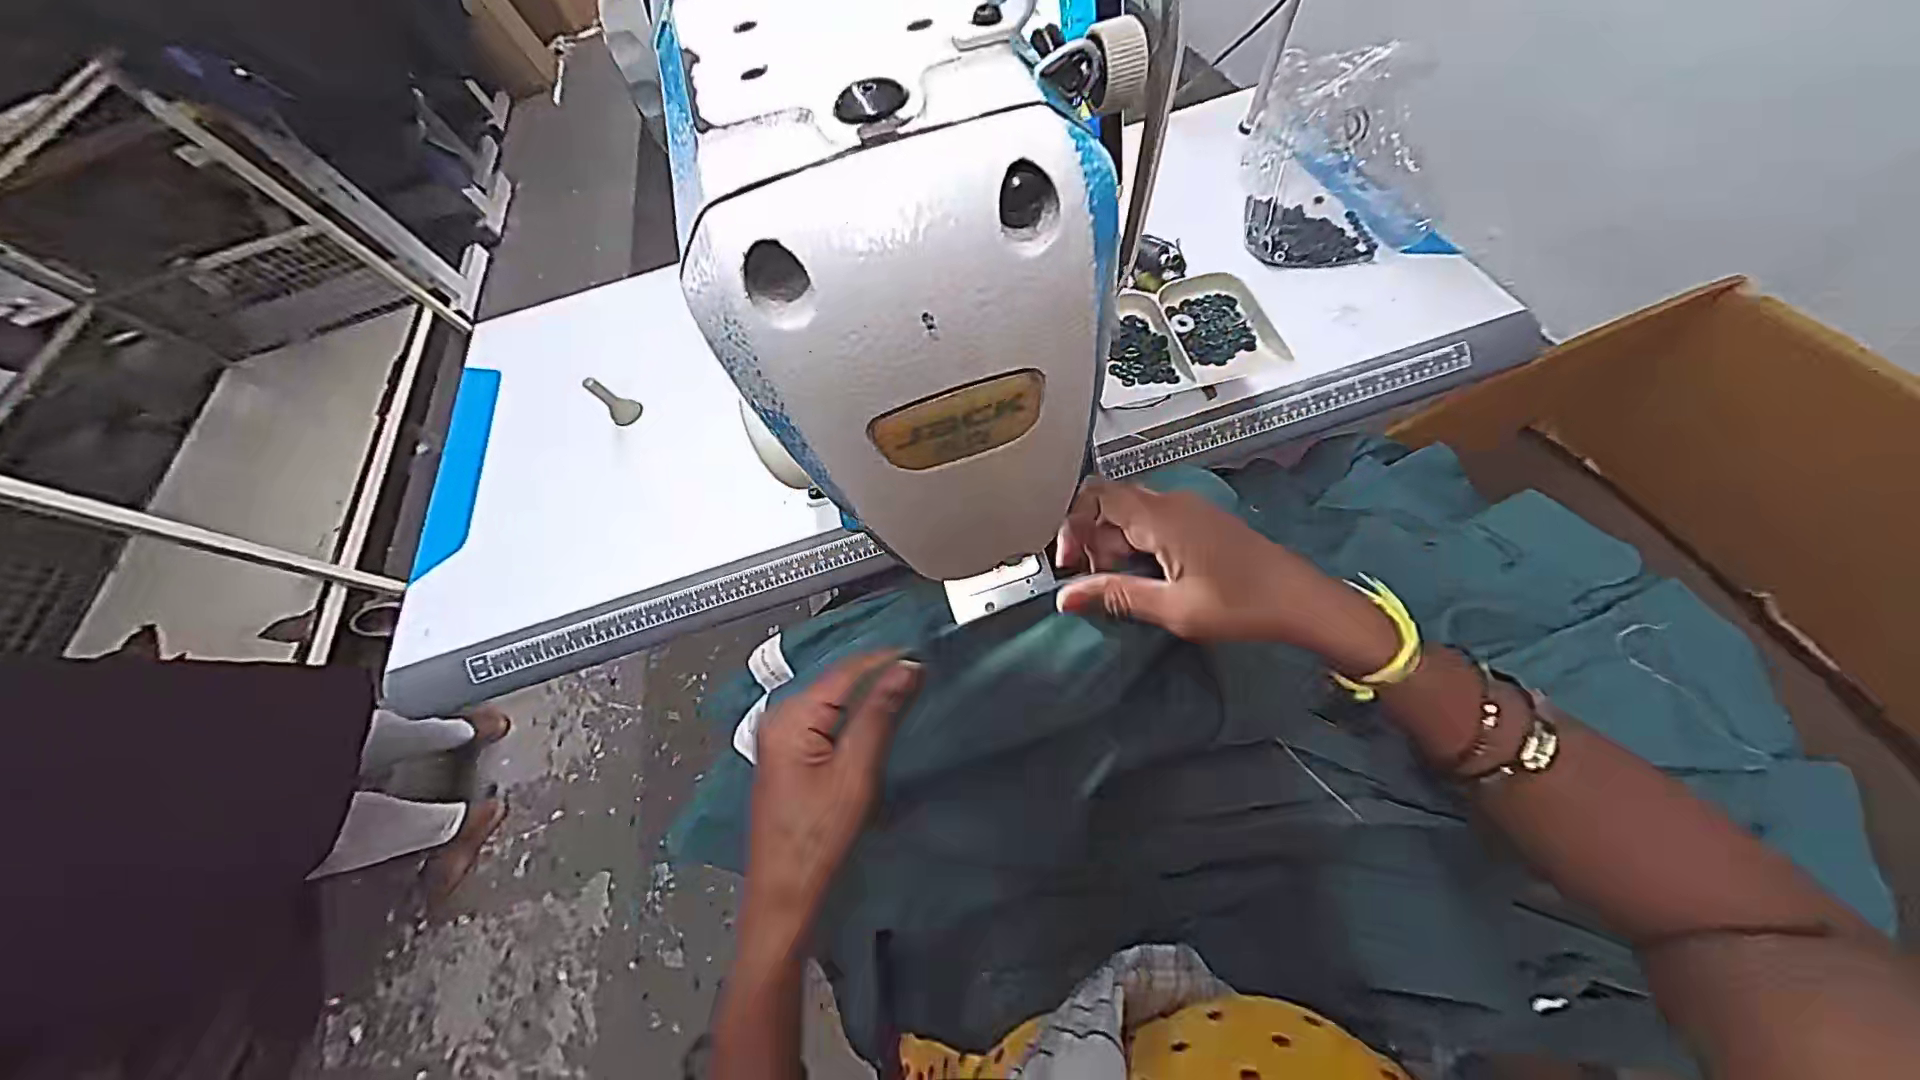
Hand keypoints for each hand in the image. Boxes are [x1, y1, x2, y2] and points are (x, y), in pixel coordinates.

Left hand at [743, 653, 921, 934]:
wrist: (786, 896)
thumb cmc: (817, 840)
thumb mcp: (856, 772)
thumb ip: (880, 713)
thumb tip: (906, 668)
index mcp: (790, 717)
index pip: (846, 670)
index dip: (886, 659)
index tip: (922, 655)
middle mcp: (780, 718)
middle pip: (838, 681)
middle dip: (879, 673)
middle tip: (920, 671)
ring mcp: (782, 736)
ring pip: (835, 699)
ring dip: (869, 693)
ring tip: (907, 688)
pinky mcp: (790, 754)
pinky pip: (828, 718)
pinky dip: (856, 714)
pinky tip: (878, 717)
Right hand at [1053, 480, 1396, 671]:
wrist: (1302, 601)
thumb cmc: (1241, 605)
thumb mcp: (1171, 607)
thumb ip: (1114, 595)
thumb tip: (1065, 597)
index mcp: (1161, 517)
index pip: (1095, 497)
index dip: (1071, 526)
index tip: (1068, 564)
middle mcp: (1172, 503)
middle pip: (1109, 504)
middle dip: (1091, 540)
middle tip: (1093, 580)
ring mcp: (1188, 510)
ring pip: (1130, 514)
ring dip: (1113, 545)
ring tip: (1120, 583)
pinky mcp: (1199, 522)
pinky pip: (1152, 522)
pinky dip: (1136, 545)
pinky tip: (1146, 575)